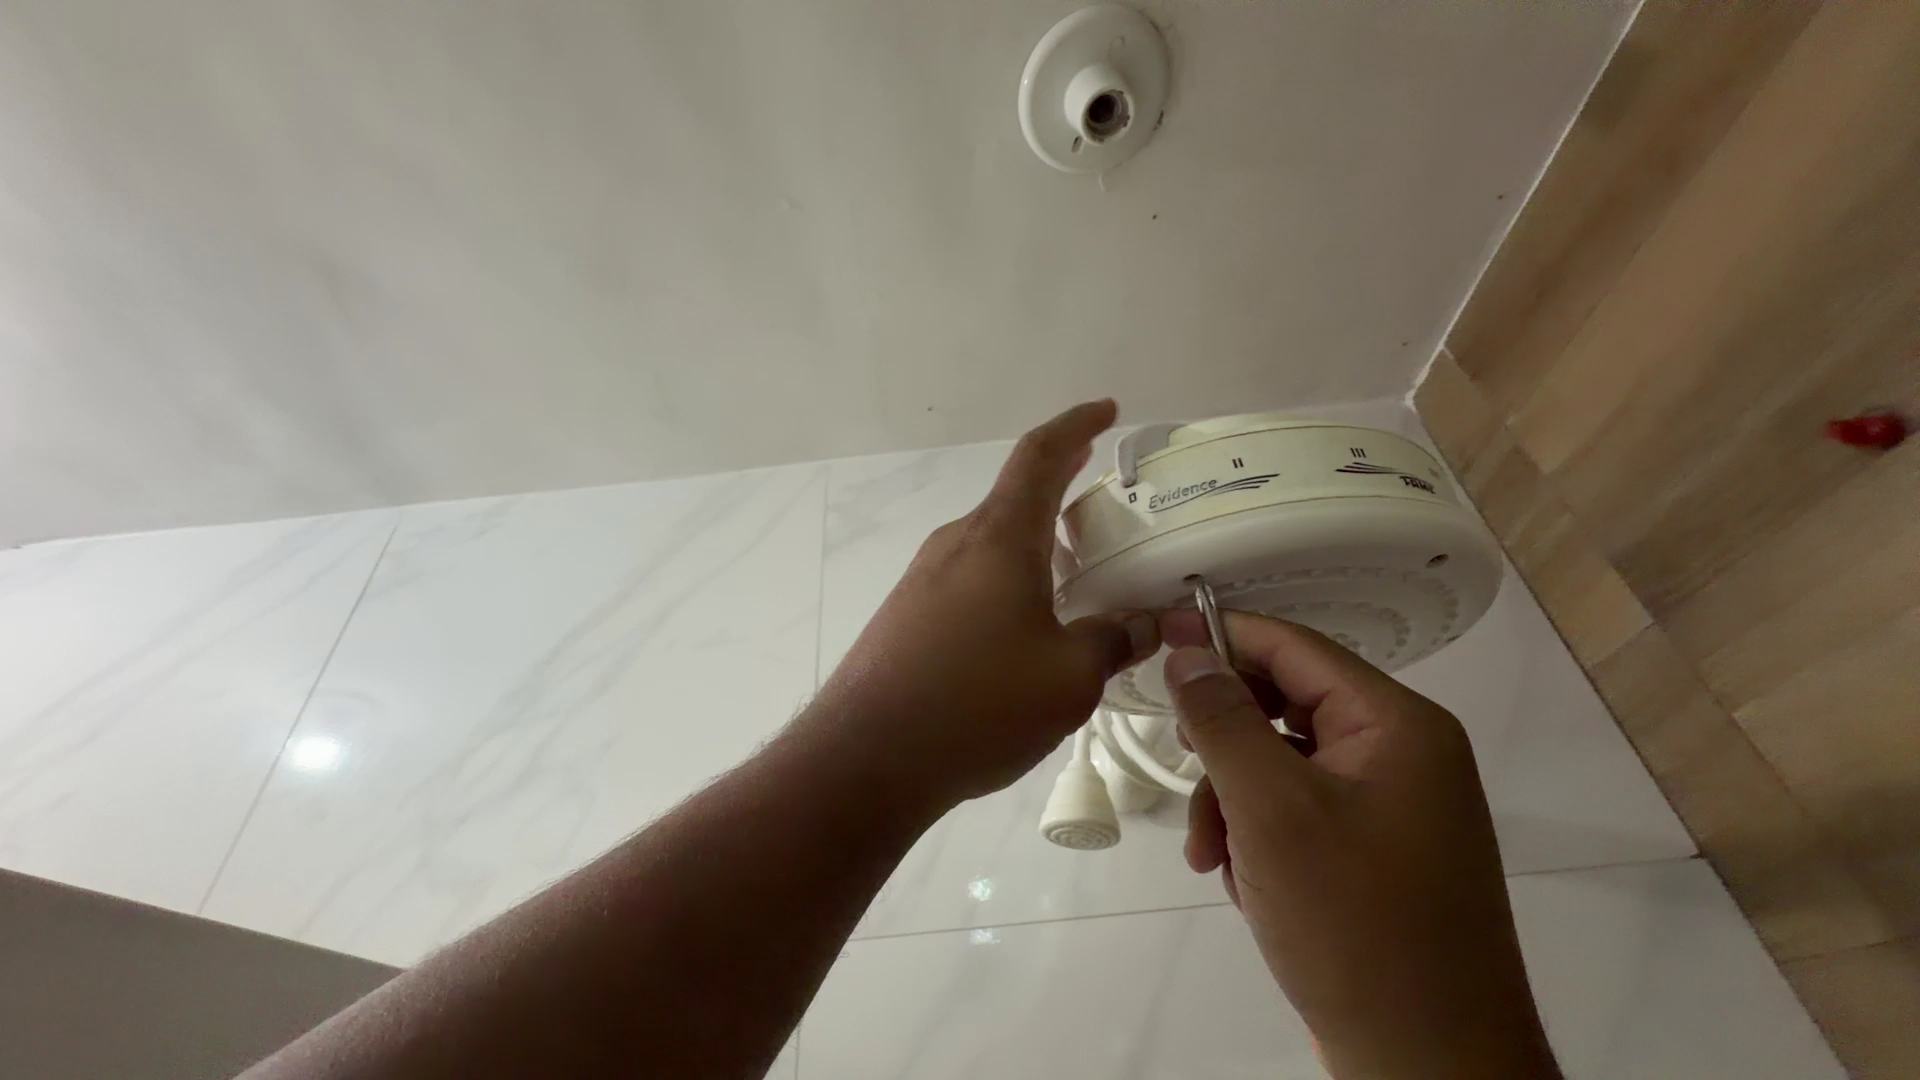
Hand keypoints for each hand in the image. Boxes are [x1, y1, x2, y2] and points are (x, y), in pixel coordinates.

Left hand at [803, 400, 1159, 810]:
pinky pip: (967, 581)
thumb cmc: (977, 704)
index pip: (1040, 456)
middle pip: (1015, 500)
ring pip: (991, 545)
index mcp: (1000, 538)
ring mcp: (922, 579)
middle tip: (1103, 513)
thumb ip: (1112, 642)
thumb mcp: (1068, 678)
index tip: (1105, 412)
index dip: (1076, 426)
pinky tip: (1022, 630)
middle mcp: (956, 544)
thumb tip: (1140, 625)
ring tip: (1075, 582)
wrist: (866, 757)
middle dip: (1061, 495)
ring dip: (1034, 550)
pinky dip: (1005, 584)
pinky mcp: (905, 616)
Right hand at [1160, 611, 1559, 1079]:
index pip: (1294, 647)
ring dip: (1233, 799)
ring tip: (1213, 857)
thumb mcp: (1271, 809)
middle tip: (1183, 764)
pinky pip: (1297, 809)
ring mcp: (1389, 805)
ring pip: (1281, 762)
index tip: (1158, 634)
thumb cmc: (1353, 923)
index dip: (1222, 633)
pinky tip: (1245, 879)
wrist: (1429, 1067)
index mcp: (1395, 725)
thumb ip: (1222, 720)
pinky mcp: (1372, 850)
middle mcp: (1400, 753)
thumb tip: (1188, 652)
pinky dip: (1258, 833)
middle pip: (1284, 706)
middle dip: (1225, 742)